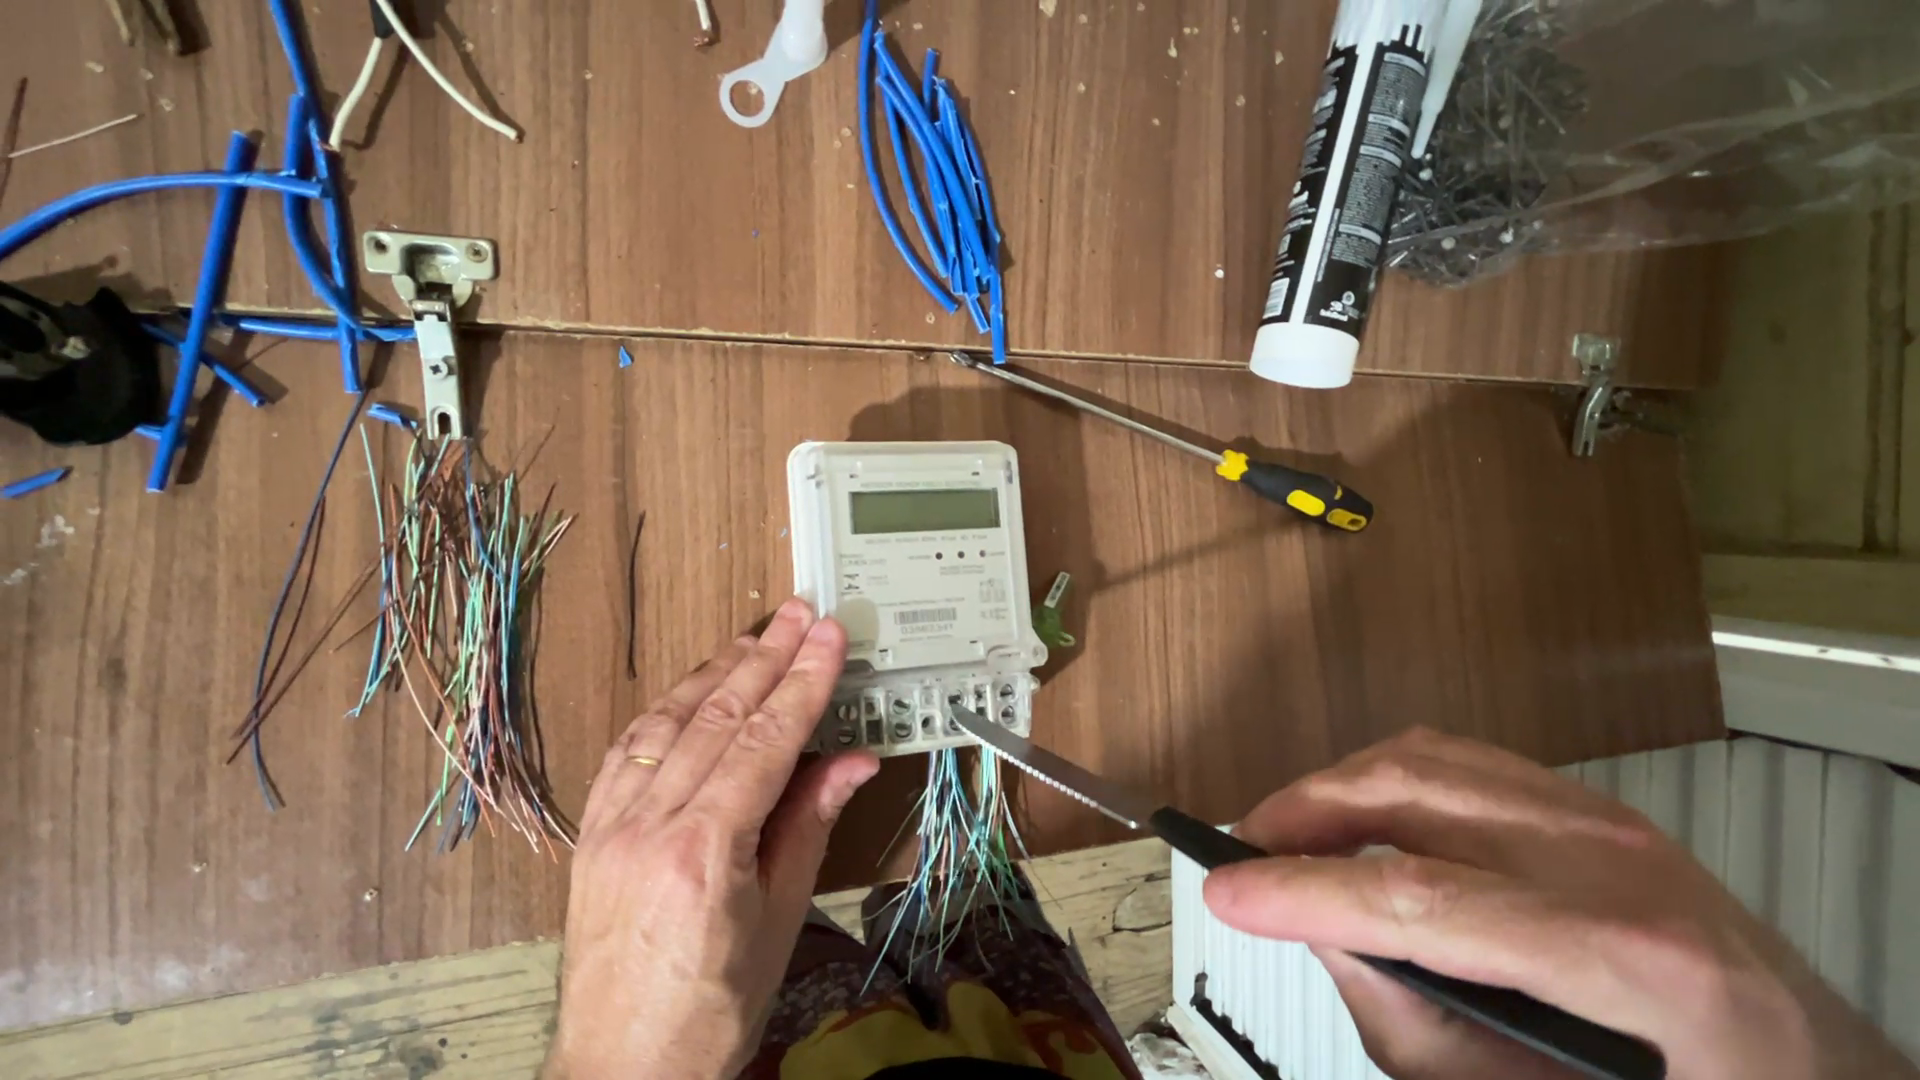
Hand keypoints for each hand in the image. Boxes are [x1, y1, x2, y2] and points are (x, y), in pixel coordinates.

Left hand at [543, 598, 879, 1079]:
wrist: (620, 1072)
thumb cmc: (713, 1008)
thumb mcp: (780, 918)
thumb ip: (810, 824)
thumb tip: (853, 761)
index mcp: (703, 851)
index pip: (763, 741)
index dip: (802, 682)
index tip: (826, 637)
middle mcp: (648, 826)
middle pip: (715, 718)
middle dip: (764, 658)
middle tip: (796, 613)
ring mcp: (610, 826)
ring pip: (666, 724)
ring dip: (714, 672)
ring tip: (753, 637)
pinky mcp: (591, 833)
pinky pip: (627, 753)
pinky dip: (665, 710)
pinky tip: (690, 689)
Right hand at [1202, 729, 1914, 1079]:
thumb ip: (1409, 1026)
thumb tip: (1320, 930)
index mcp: (1628, 956)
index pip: (1418, 898)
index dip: (1303, 890)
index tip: (1224, 892)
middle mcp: (1615, 859)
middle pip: (1410, 795)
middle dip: (1304, 815)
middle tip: (1249, 856)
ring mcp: (1604, 815)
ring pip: (1421, 759)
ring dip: (1335, 789)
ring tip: (1291, 836)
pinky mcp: (1585, 802)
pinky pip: (1454, 759)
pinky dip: (1381, 778)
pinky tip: (1357, 818)